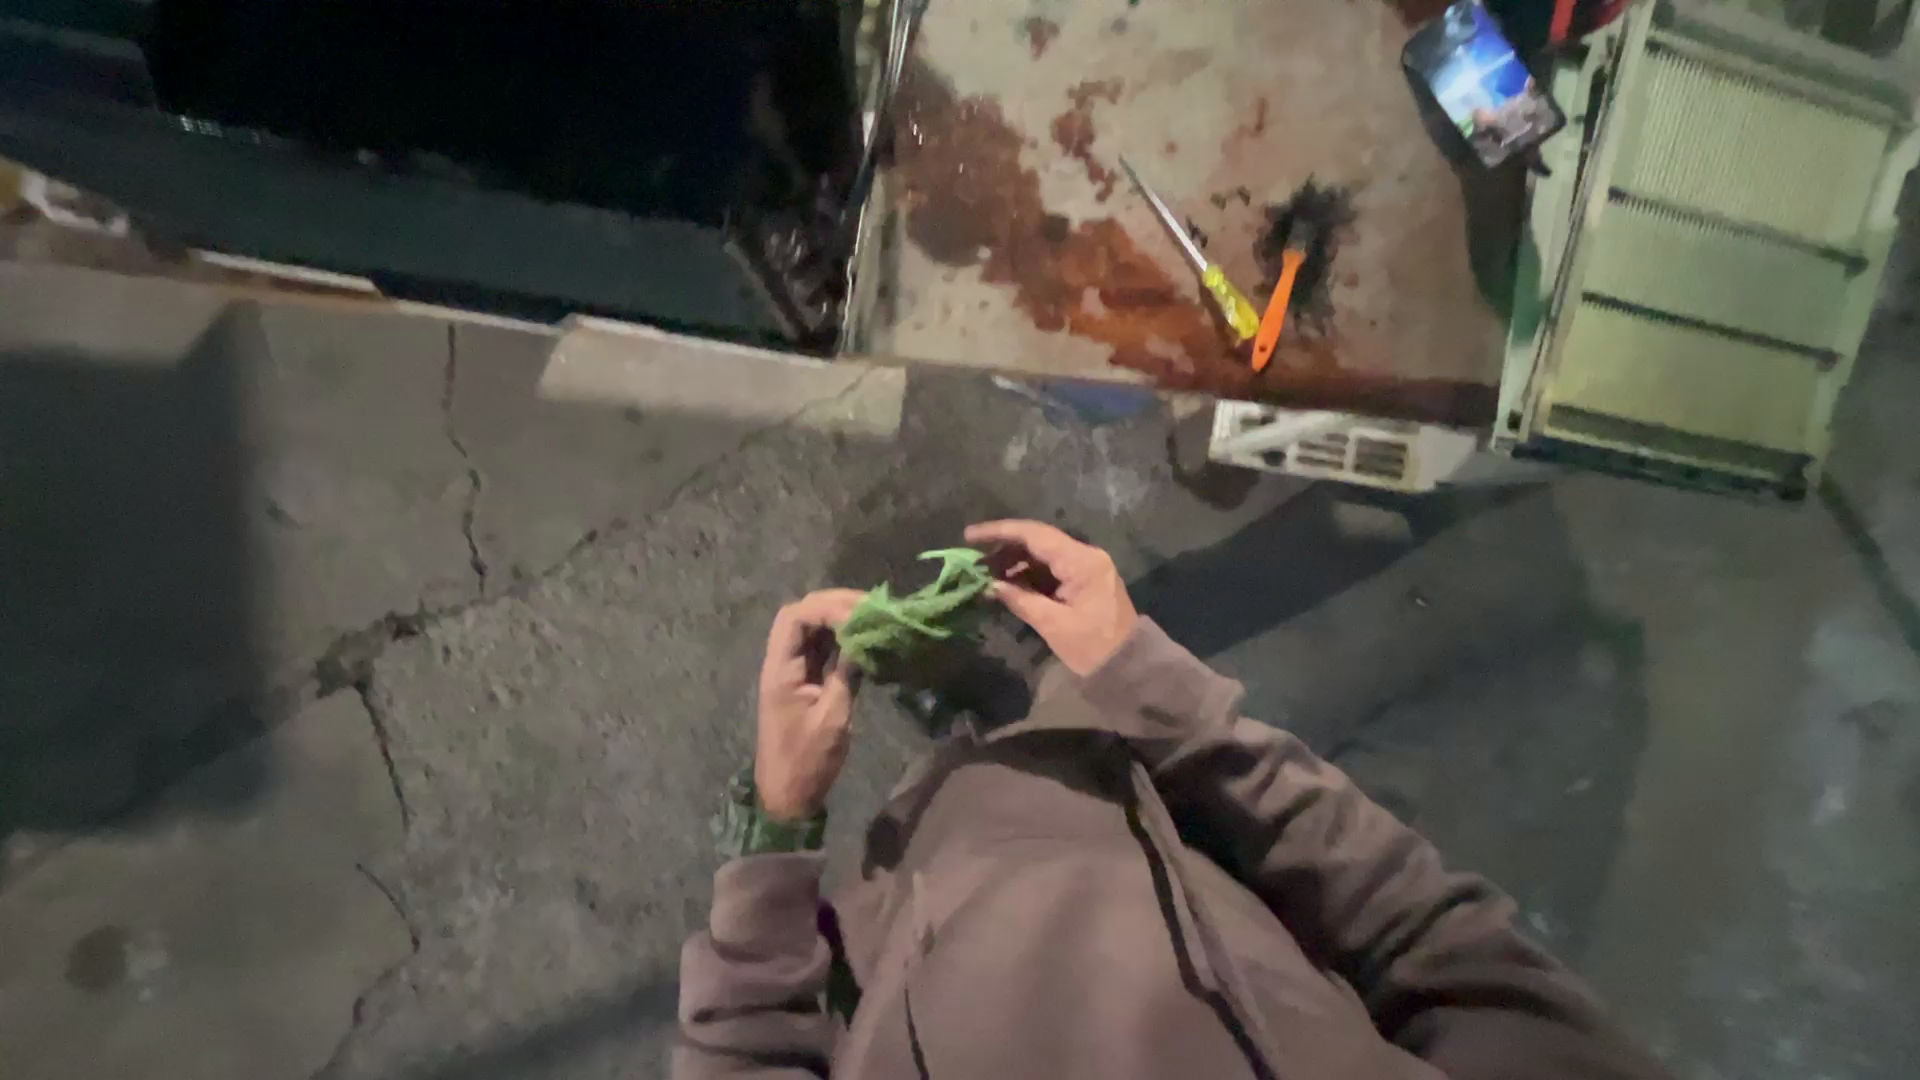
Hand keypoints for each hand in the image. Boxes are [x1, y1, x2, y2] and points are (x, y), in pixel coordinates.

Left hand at [756, 589, 865, 821]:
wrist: (787, 795)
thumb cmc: (807, 761)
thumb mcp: (832, 718)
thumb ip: (847, 674)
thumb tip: (865, 639)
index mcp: (781, 669)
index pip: (797, 618)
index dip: (828, 608)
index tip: (861, 616)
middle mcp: (783, 663)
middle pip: (802, 615)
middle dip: (834, 604)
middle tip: (871, 607)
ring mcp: (793, 671)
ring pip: (812, 629)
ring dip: (839, 617)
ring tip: (871, 616)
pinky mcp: (805, 681)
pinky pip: (821, 648)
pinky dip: (841, 638)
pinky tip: (863, 638)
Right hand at [964, 520, 1137, 675]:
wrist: (1128, 667)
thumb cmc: (1092, 647)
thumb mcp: (1052, 624)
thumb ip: (1020, 599)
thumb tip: (990, 585)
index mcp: (1081, 561)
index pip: (1034, 535)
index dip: (999, 532)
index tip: (969, 536)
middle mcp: (1086, 555)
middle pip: (1038, 540)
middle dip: (1004, 548)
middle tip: (974, 561)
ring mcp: (1087, 566)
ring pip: (1043, 553)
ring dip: (1014, 561)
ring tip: (987, 575)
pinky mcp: (1085, 579)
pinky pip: (1052, 567)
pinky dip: (1028, 573)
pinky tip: (1008, 584)